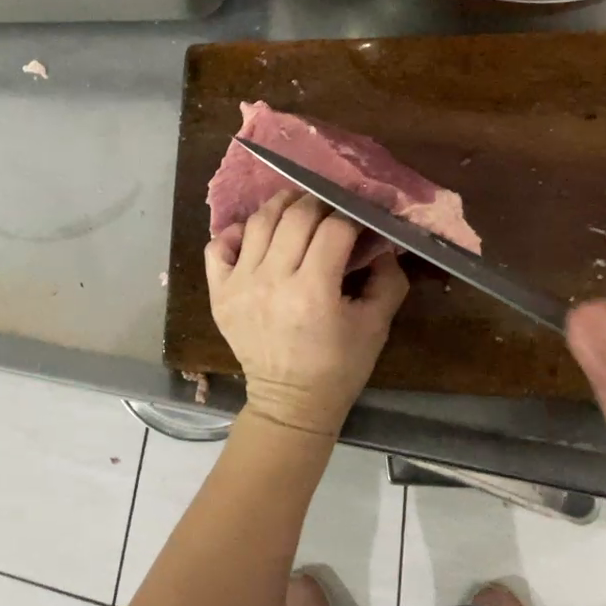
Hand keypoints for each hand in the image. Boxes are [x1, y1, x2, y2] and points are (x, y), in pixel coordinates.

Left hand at [205, 191, 409, 435]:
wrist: (290, 403)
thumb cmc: (338, 368)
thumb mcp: (375, 326)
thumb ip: (387, 280)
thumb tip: (382, 241)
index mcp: (313, 291)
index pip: (333, 230)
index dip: (350, 214)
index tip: (359, 213)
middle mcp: (271, 281)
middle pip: (294, 217)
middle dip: (317, 202)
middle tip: (329, 203)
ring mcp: (239, 284)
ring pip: (257, 223)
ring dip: (280, 207)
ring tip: (296, 206)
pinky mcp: (218, 292)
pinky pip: (218, 246)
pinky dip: (236, 232)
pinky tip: (255, 234)